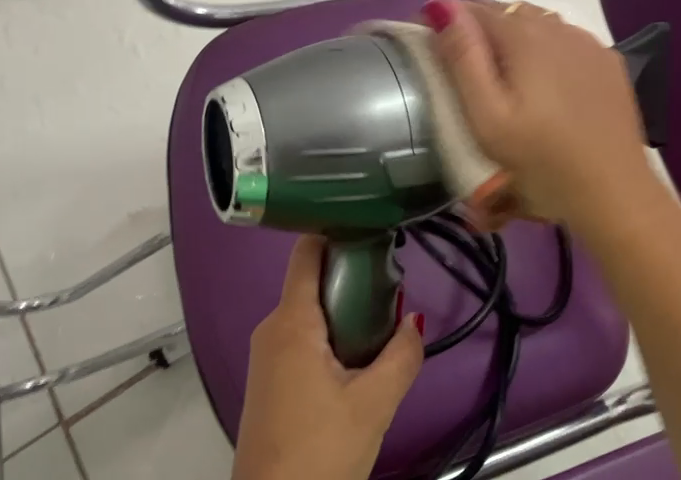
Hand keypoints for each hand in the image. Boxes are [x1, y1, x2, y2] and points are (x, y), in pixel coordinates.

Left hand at [233, 235, 424, 479]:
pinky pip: (301, 339)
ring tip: (383, 328)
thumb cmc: (320, 452)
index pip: (306, 251)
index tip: (373, 228)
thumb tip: (414, 320)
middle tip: (392, 290)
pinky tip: (358, 361)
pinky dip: (330, 338)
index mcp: (291, 322)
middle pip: (312, 281)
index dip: (337, 231)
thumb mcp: (374, 405)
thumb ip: (400, 356)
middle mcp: (271, 328)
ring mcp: (266, 355)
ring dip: (345, 313)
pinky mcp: (269, 380)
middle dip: (352, 280)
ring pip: (309, 314)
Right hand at [422, 0, 657, 226]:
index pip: (473, 9)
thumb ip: (464, 58)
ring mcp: (588, 43)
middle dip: (478, 27)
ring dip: (512, 35)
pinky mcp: (608, 62)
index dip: (445, 19)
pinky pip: (566, 39)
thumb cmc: (541, 161)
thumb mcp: (488, 118)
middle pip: (506, 12)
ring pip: (538, 22)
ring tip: (500, 72)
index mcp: (524, 36)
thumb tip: (441, 7)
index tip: (427, 41)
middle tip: (460, 63)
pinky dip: (546, 48)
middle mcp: (558, 28)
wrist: (614, 194)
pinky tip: (543, 80)